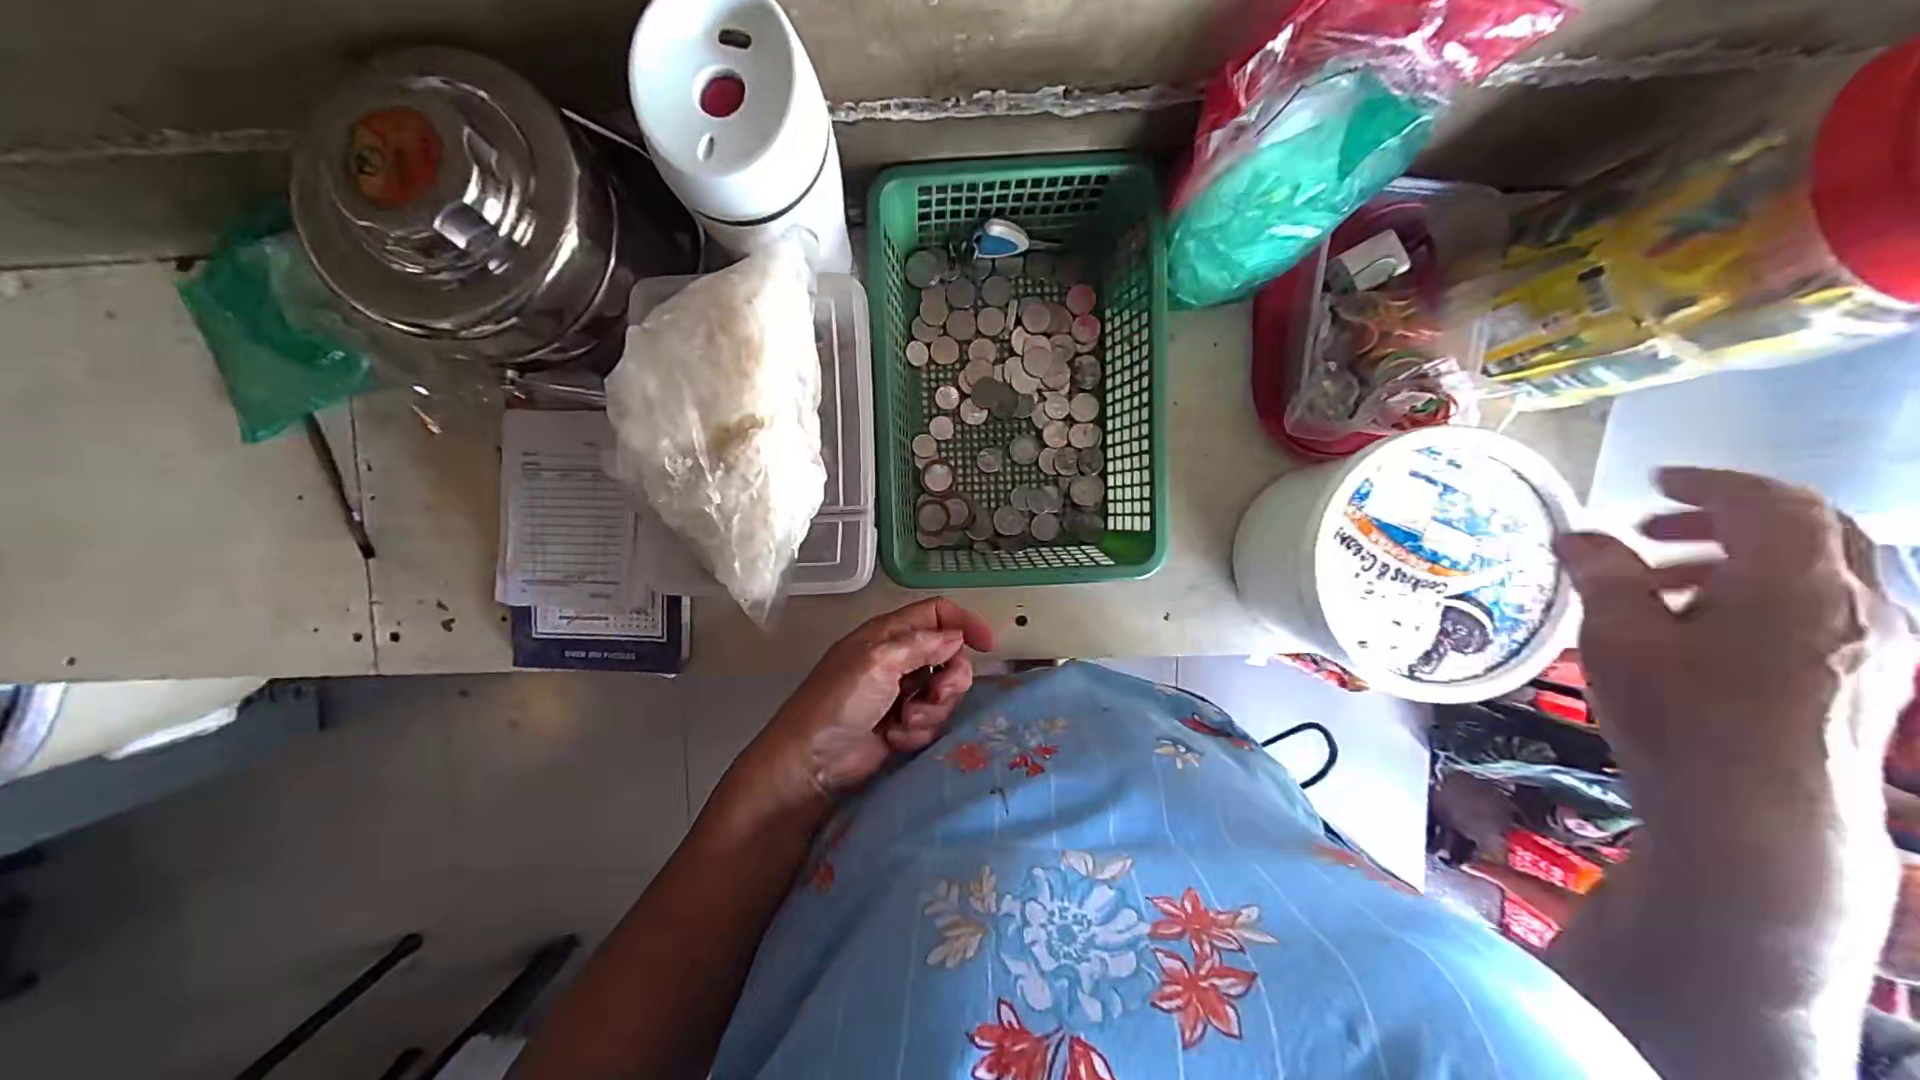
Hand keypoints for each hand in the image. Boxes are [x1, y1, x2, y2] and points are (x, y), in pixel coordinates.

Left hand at [721, 598, 995, 828]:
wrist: (812, 763)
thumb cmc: (838, 703)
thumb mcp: (878, 662)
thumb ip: (922, 645)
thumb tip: (956, 637)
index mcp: (888, 634)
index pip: (936, 614)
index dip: (964, 623)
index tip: (987, 645)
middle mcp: (898, 659)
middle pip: (949, 657)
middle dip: (949, 680)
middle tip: (934, 697)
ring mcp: (901, 694)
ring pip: (945, 693)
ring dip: (931, 710)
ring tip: (905, 723)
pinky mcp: (903, 725)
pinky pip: (932, 721)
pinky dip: (918, 731)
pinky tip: (896, 739)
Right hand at [1555, 467, 1916, 839]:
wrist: (1762, 827)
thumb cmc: (1683, 721)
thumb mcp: (1621, 640)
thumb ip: (1604, 578)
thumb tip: (1578, 538)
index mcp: (1799, 584)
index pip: (1773, 501)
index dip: (1710, 483)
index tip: (1654, 484)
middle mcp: (1858, 607)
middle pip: (1811, 532)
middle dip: (1728, 520)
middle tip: (1654, 532)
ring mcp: (1877, 650)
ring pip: (1821, 575)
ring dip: (1743, 562)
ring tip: (1667, 585)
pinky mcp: (1868, 686)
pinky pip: (1826, 614)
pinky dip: (1767, 599)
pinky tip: (1709, 633)